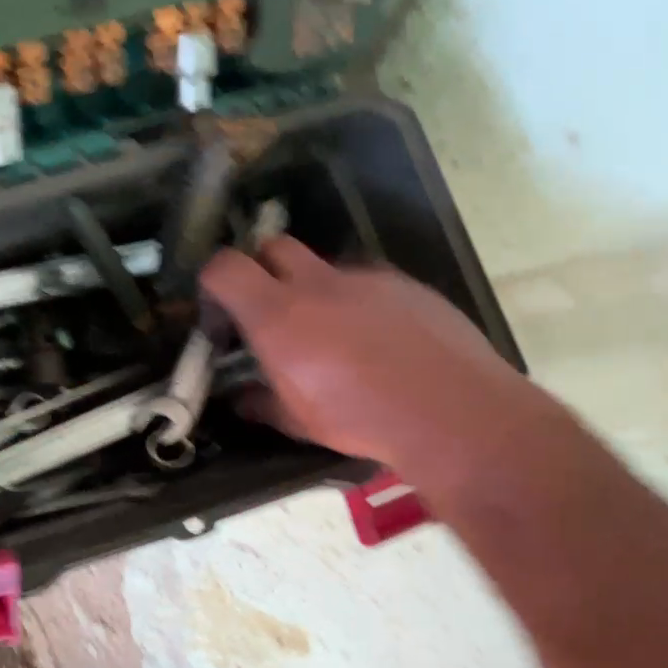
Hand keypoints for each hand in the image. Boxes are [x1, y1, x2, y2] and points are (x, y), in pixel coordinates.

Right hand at [200, 236, 544, 475]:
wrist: (455, 412)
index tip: (219, 322)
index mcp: (277, 315)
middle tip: (264, 315)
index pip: (224, 268)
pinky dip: (355, 306)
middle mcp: (319, 285)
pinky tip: (371, 345)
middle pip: (272, 248)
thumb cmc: (358, 418)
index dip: (212, 286)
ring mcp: (369, 281)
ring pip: (323, 269)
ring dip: (310, 293)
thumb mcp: (293, 419)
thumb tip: (241, 398)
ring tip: (325, 338)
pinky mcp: (410, 288)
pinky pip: (367, 286)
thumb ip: (258, 401)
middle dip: (259, 273)